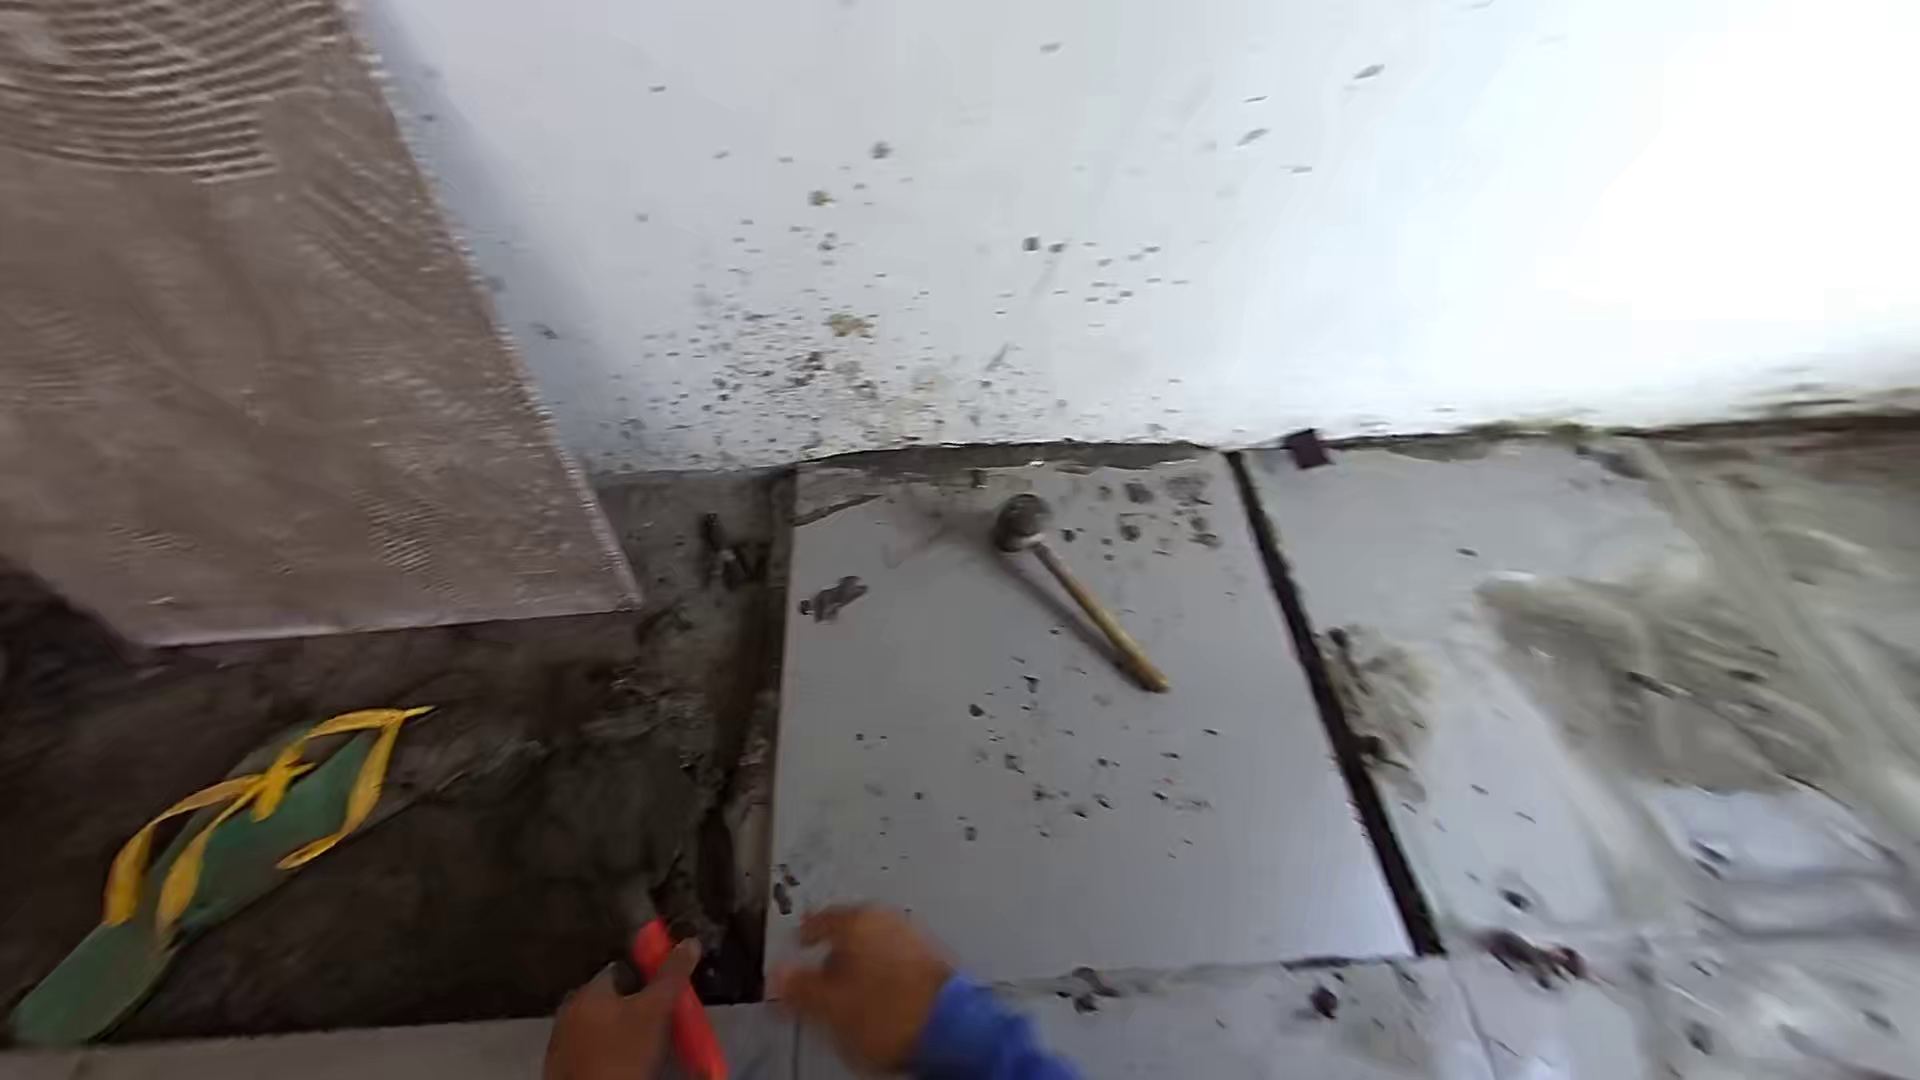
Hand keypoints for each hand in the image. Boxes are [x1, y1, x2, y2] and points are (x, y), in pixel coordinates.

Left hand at [545, 940, 700, 1079]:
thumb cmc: (621, 1055)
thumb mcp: (656, 1009)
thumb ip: (674, 972)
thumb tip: (690, 942)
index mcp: (585, 994)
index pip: (625, 967)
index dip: (652, 970)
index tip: (672, 983)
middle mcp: (569, 1017)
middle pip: (619, 997)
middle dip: (646, 1002)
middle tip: (669, 1013)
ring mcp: (565, 1051)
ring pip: (611, 1027)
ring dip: (634, 1028)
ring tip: (659, 1039)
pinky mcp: (570, 1076)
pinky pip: (603, 1052)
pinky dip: (621, 1052)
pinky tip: (637, 1061)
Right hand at [772, 906, 953, 1071]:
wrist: (945, 1021)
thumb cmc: (886, 1009)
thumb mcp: (830, 1006)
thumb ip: (800, 987)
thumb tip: (778, 974)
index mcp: (857, 920)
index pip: (822, 918)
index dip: (806, 933)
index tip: (799, 943)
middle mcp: (883, 916)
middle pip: (849, 926)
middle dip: (832, 950)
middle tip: (819, 975)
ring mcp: (908, 930)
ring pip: (872, 939)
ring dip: (857, 959)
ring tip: (848, 990)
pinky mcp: (925, 950)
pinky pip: (892, 951)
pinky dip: (879, 966)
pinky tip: (877, 991)